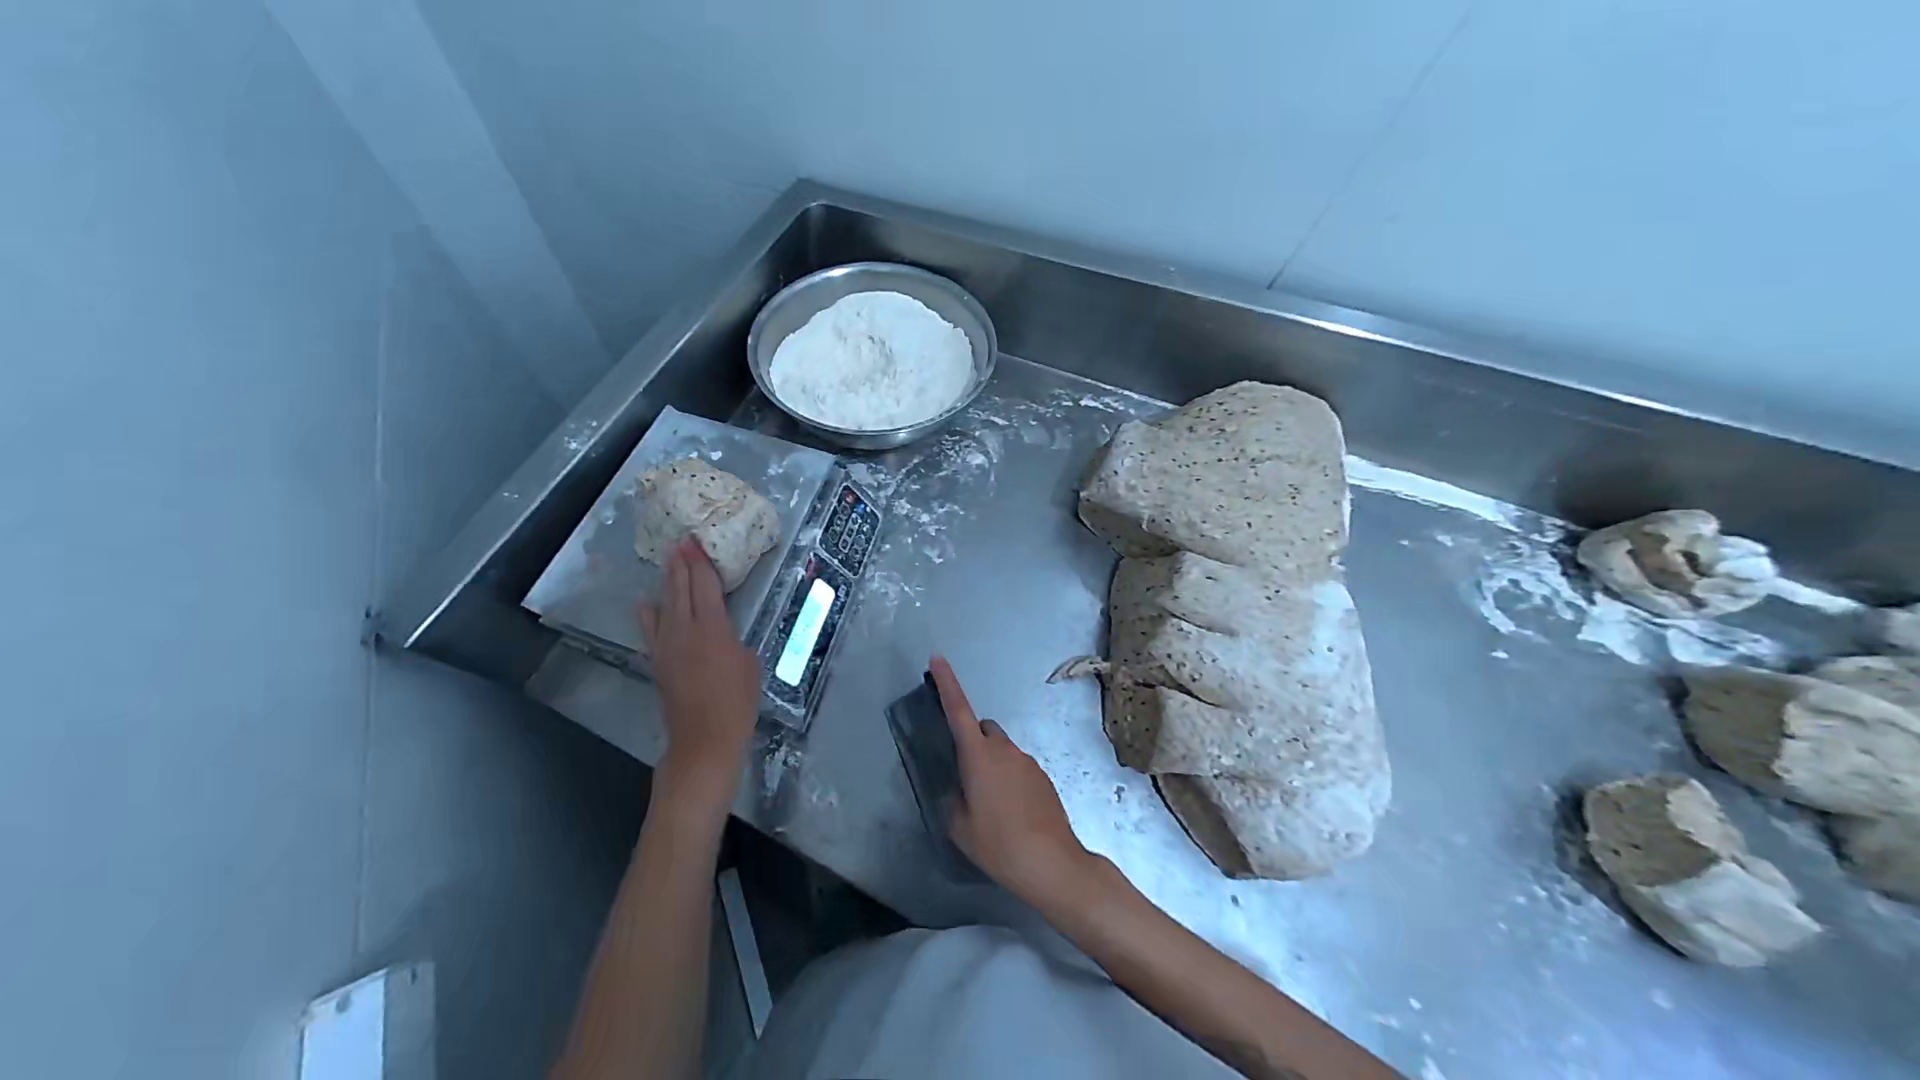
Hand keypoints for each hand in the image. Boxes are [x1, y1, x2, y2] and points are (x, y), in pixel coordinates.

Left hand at [641, 538, 760, 805]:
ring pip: (664, 604)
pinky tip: (648, 603)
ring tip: (669, 562)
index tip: (696, 542)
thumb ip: (733, 638)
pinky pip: (650, 628)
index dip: (701, 562)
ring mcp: (666, 645)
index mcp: (713, 628)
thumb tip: (721, 631)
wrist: (705, 737)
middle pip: (680, 588)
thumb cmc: (738, 701)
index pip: (705, 585)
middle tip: (681, 542)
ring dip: (668, 582)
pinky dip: (651, 612)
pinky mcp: (657, 660)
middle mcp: (684, 630)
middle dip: (681, 564)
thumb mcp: (749, 662)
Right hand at [931, 655, 1096, 907]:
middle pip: (983, 729)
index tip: (937, 659)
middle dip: (971, 740)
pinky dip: (1008, 779)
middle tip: (964, 774)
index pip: (958, 710)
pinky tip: (1010, 813)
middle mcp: (1004, 750)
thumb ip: (953, 799)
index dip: (947, 683)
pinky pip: (1018, 767)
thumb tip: (960, 789)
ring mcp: (1028, 762)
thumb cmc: (998, 844)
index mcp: (979, 755)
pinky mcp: (1043, 778)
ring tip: (989, 805)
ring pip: (1002, 750)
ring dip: (991, 765)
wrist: (1051, 863)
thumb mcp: (960, 826)